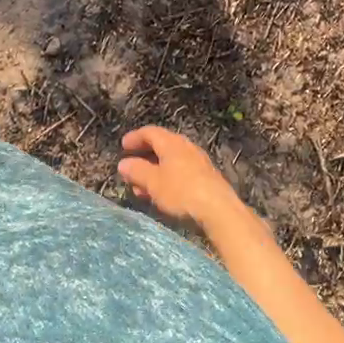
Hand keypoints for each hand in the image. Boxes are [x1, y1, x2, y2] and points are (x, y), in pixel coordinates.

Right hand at [117, 126, 250, 233]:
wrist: (220, 211)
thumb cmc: (181, 192)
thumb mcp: (153, 182)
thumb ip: (137, 171)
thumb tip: (123, 164)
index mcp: (171, 143)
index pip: (150, 132)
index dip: (135, 138)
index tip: (123, 146)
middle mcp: (186, 147)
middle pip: (161, 146)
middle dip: (144, 158)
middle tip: (131, 169)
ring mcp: (198, 163)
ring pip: (171, 162)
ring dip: (154, 172)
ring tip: (142, 188)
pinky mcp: (206, 178)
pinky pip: (181, 173)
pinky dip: (167, 179)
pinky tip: (163, 195)